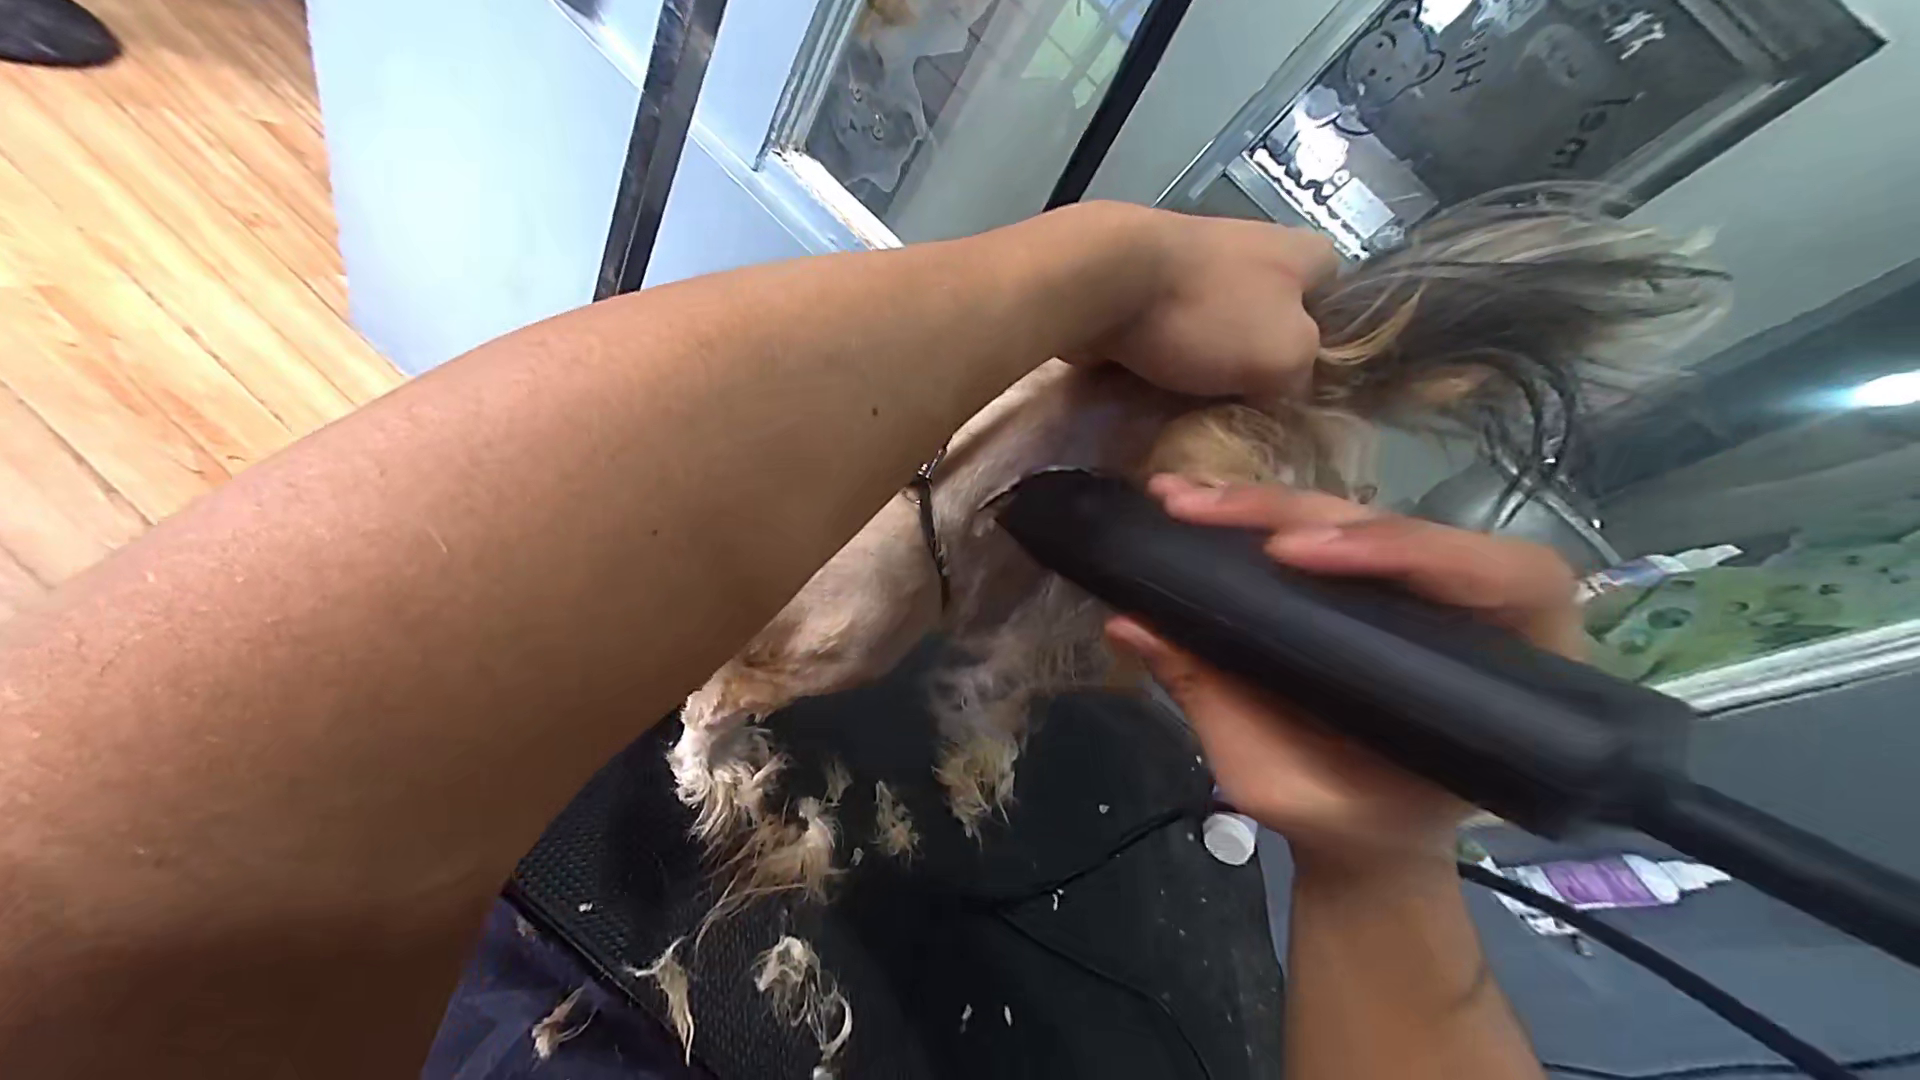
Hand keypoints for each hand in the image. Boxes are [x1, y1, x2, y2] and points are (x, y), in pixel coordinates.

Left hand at [1066, 204, 1338, 398]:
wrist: (1106, 283)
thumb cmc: (1207, 312)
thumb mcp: (1286, 352)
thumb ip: (1301, 372)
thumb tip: (1282, 389)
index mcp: (1308, 252)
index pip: (1338, 311)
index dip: (1321, 357)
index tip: (1293, 396)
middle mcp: (1258, 250)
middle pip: (1271, 324)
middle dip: (1255, 365)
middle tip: (1241, 409)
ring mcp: (1199, 266)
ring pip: (1219, 333)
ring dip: (1207, 368)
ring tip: (1193, 407)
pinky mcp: (1150, 287)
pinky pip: (1173, 335)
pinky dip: (1167, 361)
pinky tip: (1157, 390)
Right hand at [1106, 476, 1583, 871]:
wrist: (1360, 827)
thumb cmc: (1344, 816)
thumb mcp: (1280, 783)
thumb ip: (1214, 705)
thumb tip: (1129, 624)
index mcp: (1500, 676)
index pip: (1501, 577)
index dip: (1405, 547)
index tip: (1295, 556)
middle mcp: (1463, 610)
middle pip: (1396, 526)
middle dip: (1292, 513)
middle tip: (1202, 511)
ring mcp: (1403, 586)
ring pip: (1346, 516)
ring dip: (1258, 502)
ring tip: (1178, 499)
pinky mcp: (1351, 580)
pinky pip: (1309, 532)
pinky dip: (1247, 515)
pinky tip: (1189, 501)